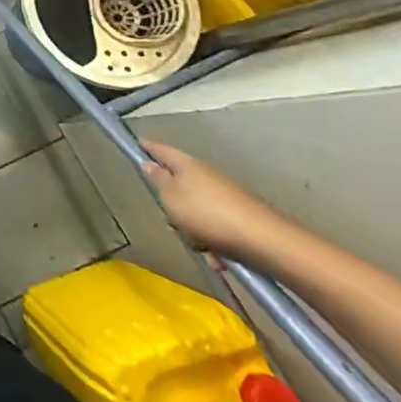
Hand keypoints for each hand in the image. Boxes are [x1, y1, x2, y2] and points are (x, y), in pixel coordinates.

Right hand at [140, 141, 294, 263]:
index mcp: (187, 165)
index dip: (147, 148)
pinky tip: (218, 257)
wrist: (264, 240)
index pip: (161, 150)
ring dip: (194, 231)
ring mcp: (225, 197)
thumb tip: (149, 164)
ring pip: (196, 212)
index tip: (137, 144)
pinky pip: (215, 228)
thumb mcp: (170, 196)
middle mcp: (207, 176)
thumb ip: (158, 179)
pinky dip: (213, 242)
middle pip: (178, 187)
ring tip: (201, 246)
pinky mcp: (240, 217)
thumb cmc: (206, 214)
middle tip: (172, 221)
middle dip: (172, 207)